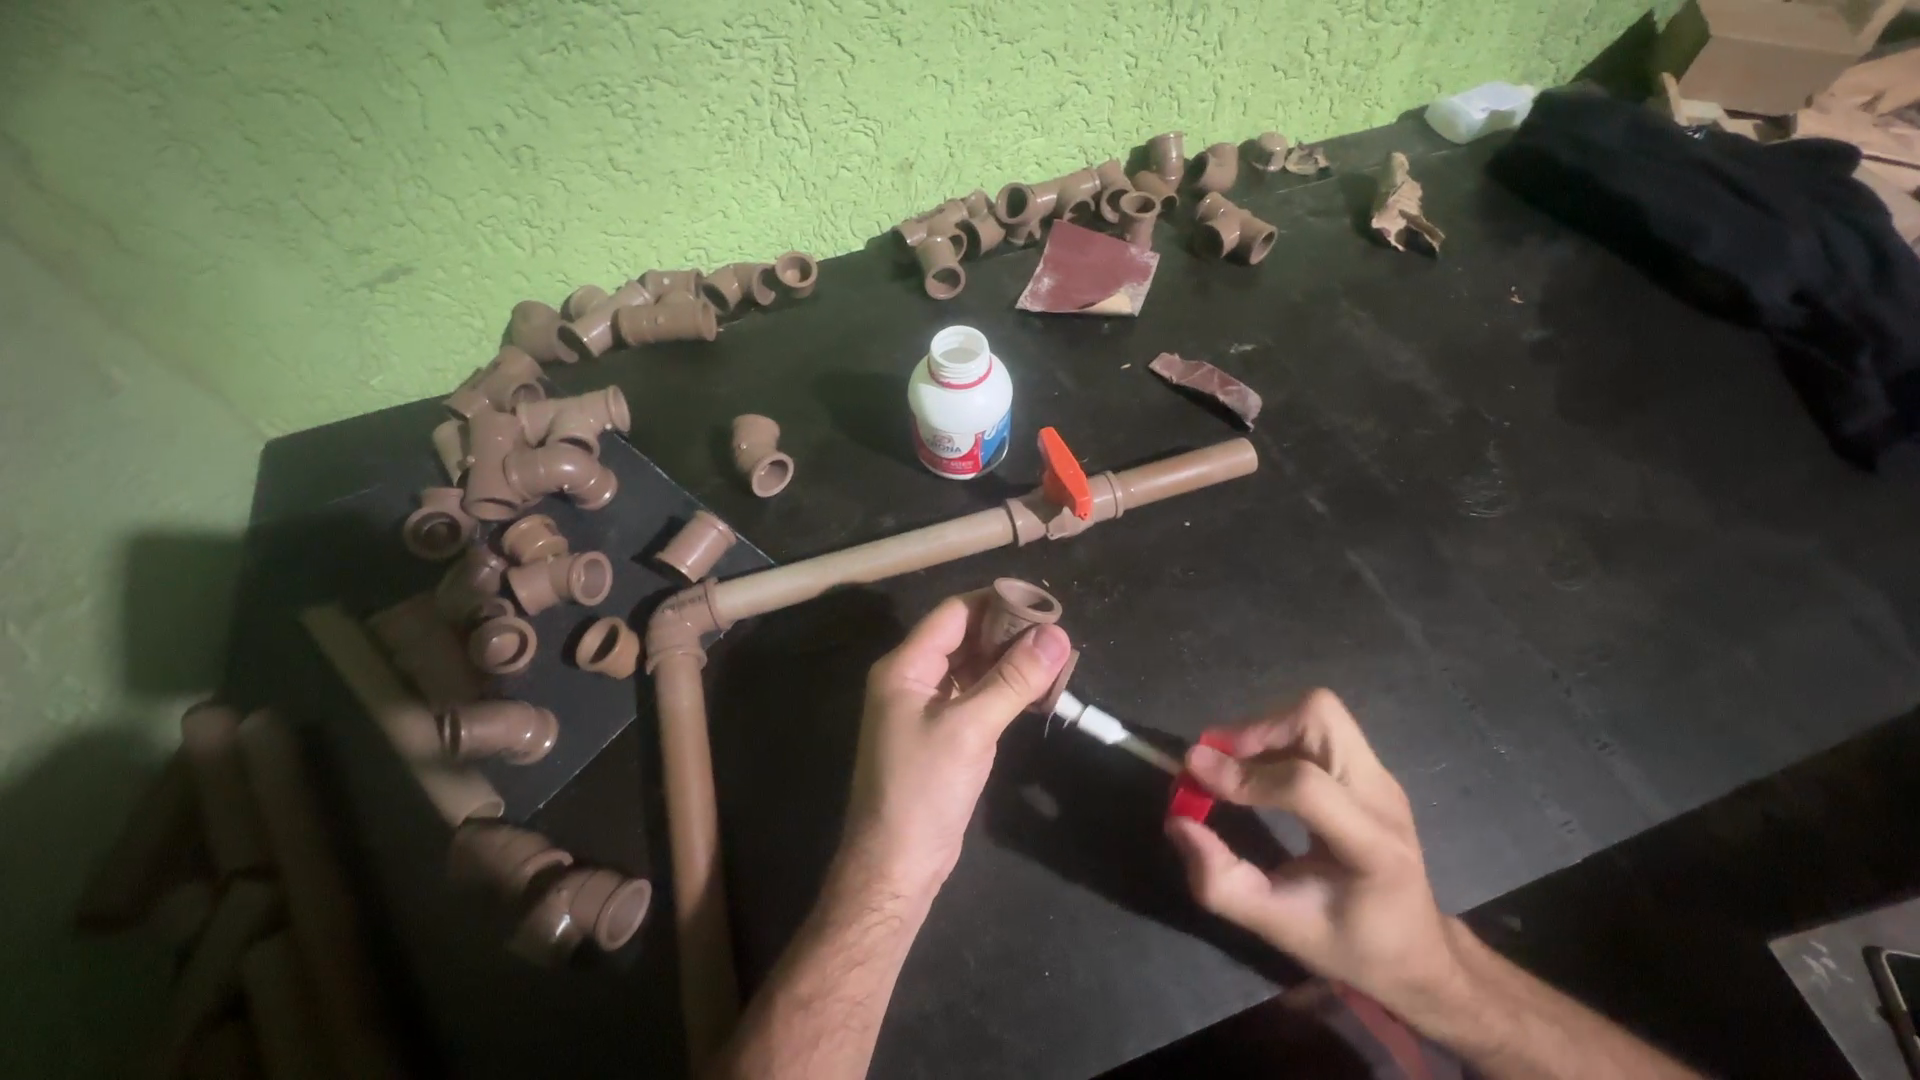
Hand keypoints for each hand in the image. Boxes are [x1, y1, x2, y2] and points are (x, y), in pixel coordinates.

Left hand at [840, 594, 1071, 897]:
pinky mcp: (942, 736)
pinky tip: (1038, 692)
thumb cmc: (923, 789)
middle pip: (964, 639)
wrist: (895, 864)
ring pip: (973, 669)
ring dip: (1010, 663)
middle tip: (1058, 634)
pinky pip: (976, 698)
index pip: (953, 614)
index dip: (996, 603)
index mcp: (904, 667)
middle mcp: (912, 680)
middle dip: (1008, 633)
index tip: (1043, 604)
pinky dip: (1004, 691)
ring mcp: (926, 709)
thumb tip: (1056, 635)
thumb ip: (1013, 679)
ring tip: (1057, 659)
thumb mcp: (970, 728)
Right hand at [1165, 689, 1468, 1021]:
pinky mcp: (1371, 771)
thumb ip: (1221, 880)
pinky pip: (1319, 730)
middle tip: (1218, 759)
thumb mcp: (1276, 927)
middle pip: (1321, 718)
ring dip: (1266, 729)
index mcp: (1371, 847)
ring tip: (1235, 764)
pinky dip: (1278, 738)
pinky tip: (1258, 774)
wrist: (1416, 954)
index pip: (1305, 785)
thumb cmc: (1347, 944)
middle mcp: (1383, 798)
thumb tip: (1177, 822)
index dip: (1243, 774)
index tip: (1192, 770)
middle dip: (1258, 728)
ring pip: (1319, 713)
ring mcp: (1381, 779)